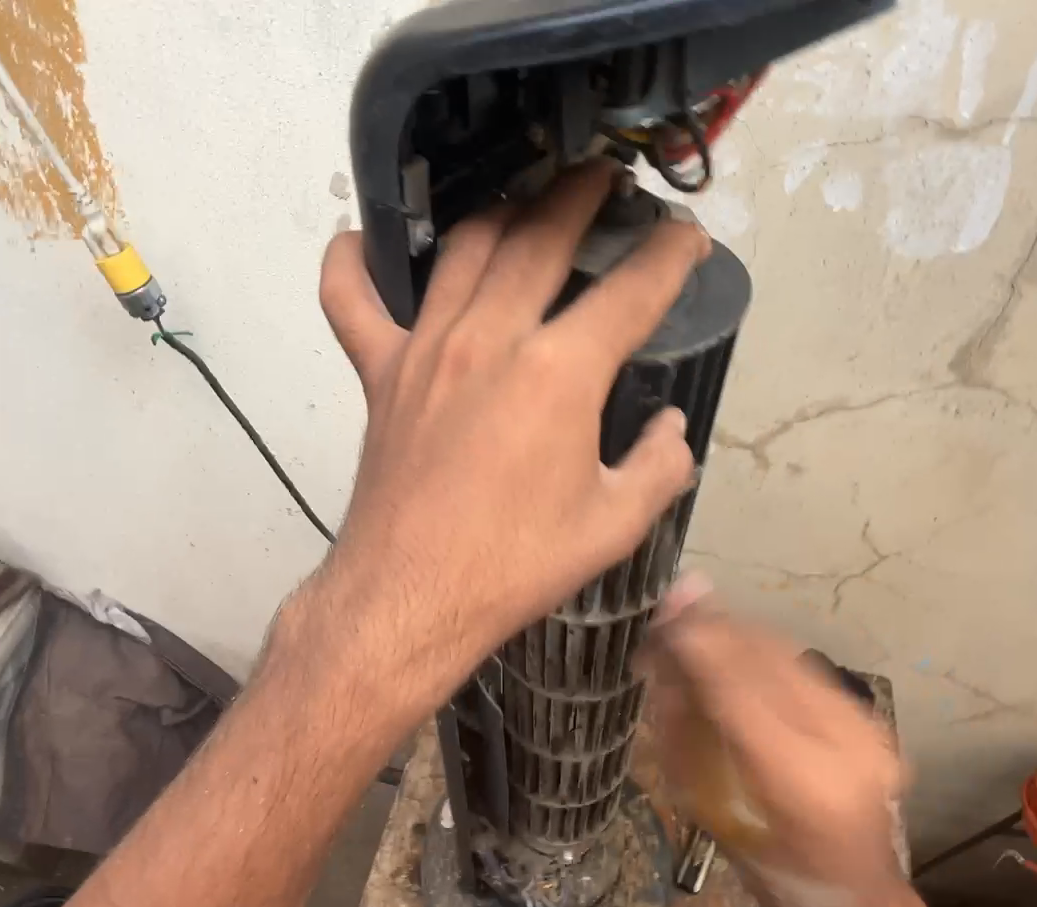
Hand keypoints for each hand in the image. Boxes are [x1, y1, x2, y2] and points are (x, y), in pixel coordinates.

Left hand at [305, 160, 708, 720]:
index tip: (687, 237)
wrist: (413, 597)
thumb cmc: (516, 566)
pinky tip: (362, 243)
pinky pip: (348, 298)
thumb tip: (671, 430)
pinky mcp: (379, 372)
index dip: (671, 253)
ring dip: (502, 211)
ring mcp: (426, 348)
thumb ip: (660, 467)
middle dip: (583, 194)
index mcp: (559, 373)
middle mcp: (491, 338)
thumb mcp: (614, 526)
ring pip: (463, 247)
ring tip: (525, 202)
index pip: (632, 288)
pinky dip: (350, 262)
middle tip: (605, 180)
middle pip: (543, 235)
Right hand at [643, 582, 907, 906]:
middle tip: (669, 612)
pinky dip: (762, 648)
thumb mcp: (707, 808)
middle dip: (713, 628)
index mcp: (795, 784)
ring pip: (788, 653)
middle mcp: (842, 748)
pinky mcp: (871, 719)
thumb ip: (686, 733)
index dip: (697, 645)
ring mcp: (866, 730)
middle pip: (767, 660)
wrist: (854, 896)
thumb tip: (659, 660)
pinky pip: (805, 665)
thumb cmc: (767, 868)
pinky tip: (733, 646)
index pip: (737, 691)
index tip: (660, 617)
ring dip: (736, 632)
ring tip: (694, 624)